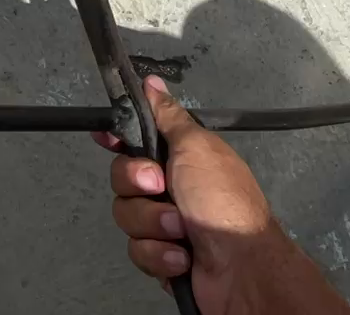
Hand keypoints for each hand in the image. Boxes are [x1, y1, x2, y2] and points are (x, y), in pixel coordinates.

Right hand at [97, 76, 347, 313]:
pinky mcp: (160, 256)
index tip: (106, 138)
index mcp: (176, 156)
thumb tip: (151, 80)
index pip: (134, 139)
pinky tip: (182, 257)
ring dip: (153, 222)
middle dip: (136, 182)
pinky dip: (160, 253)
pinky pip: (138, 249)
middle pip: (120, 175)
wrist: (243, 269)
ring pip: (125, 213)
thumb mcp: (196, 146)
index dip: (115, 138)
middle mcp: (167, 186)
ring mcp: (162, 223)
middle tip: (160, 186)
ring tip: (181, 231)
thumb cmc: (220, 198)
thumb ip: (167, 115)